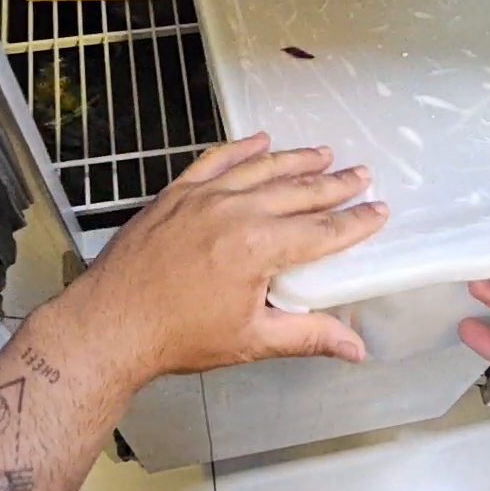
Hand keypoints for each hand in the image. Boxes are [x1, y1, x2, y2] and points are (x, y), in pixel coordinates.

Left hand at [60, 133, 388, 390]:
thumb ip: (308, 336)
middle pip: (298, 191)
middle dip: (335, 184)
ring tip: (324, 153)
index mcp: (259, 247)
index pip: (322, 231)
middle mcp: (237, 210)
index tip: (379, 210)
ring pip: (262, 168)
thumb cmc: (180, 336)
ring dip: (297, 159)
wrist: (110, 323)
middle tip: (361, 174)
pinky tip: (260, 139)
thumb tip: (357, 350)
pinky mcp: (178, 191)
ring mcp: (205, 195)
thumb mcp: (251, 342)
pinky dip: (241, 147)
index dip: (355, 222)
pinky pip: (216, 159)